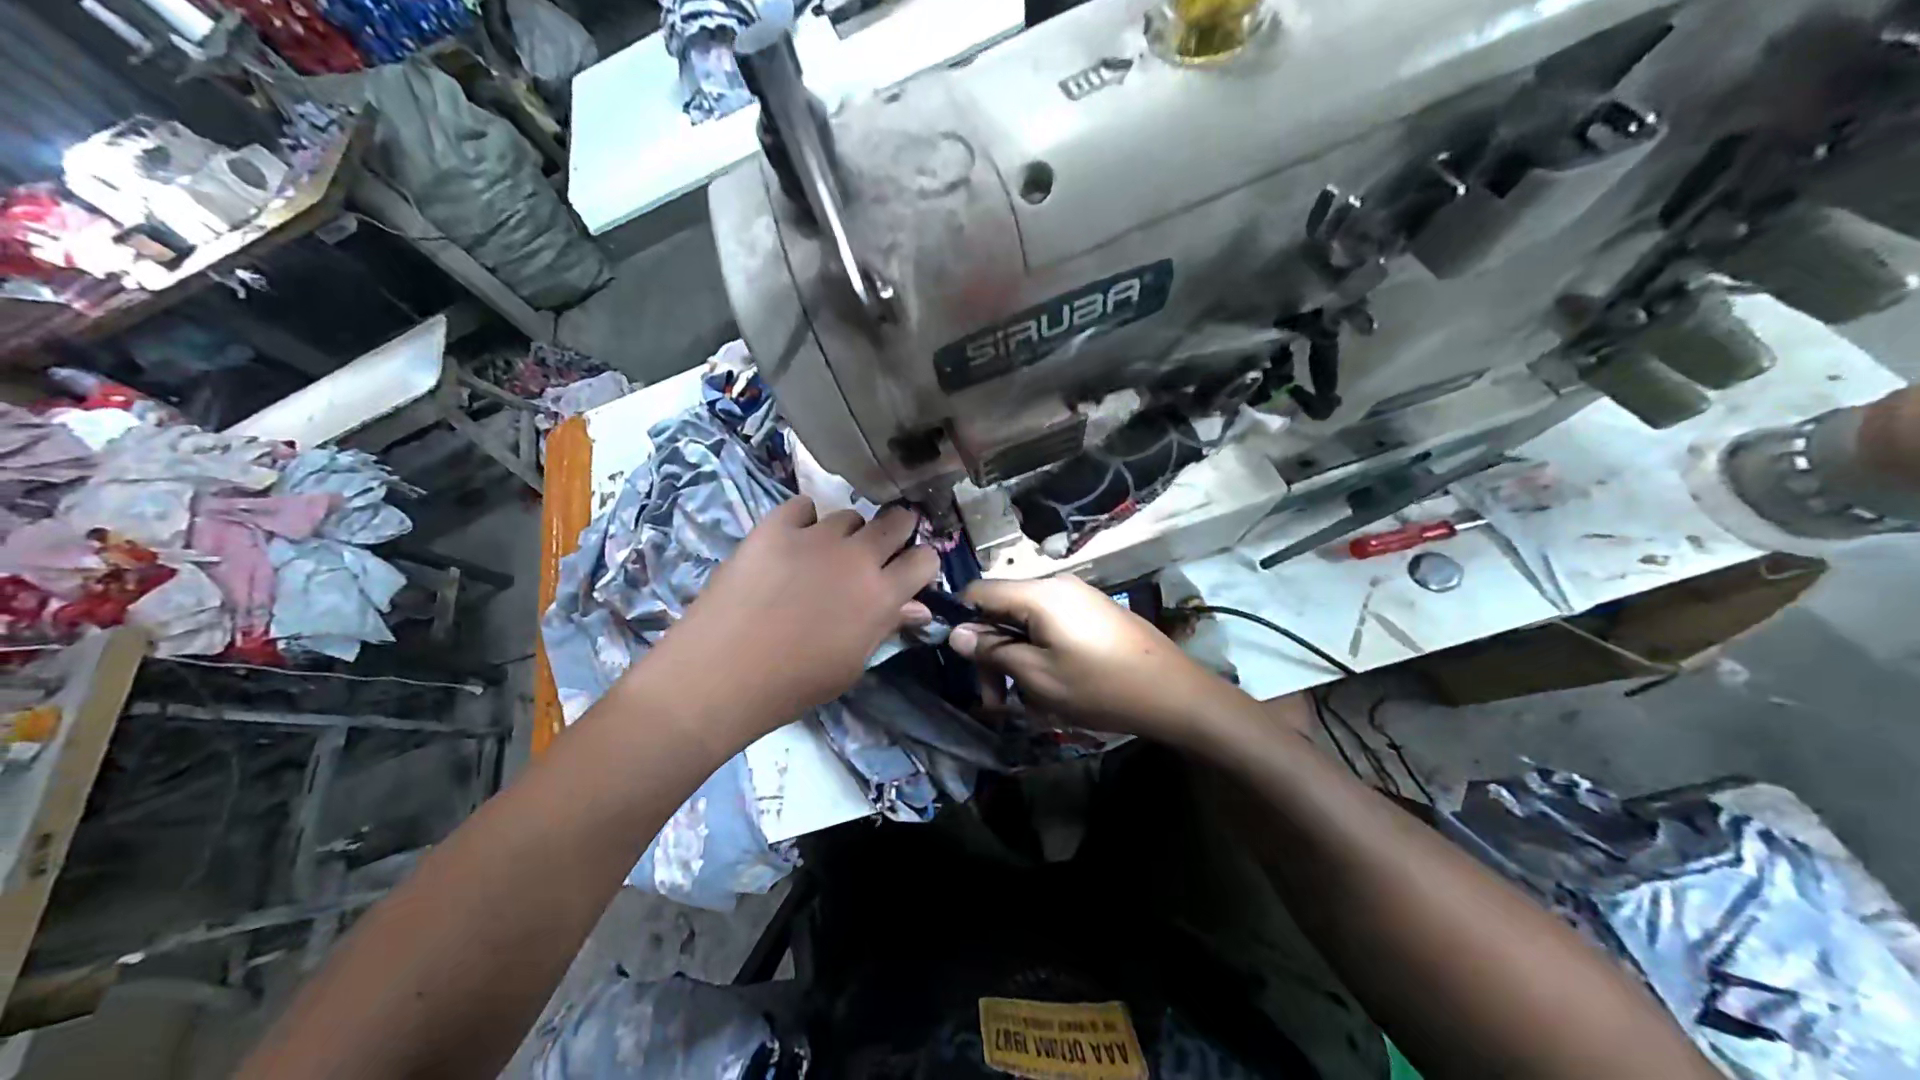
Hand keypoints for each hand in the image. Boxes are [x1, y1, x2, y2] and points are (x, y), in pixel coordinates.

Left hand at [646, 498, 938, 732]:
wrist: (721, 673)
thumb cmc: (794, 683)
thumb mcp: (852, 666)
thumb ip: (887, 629)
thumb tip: (917, 608)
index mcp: (882, 595)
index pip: (924, 560)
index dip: (922, 564)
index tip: (910, 572)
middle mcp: (857, 557)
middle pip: (896, 521)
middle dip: (898, 530)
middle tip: (881, 548)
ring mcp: (815, 536)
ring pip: (849, 515)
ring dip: (848, 532)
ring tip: (827, 553)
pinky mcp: (774, 526)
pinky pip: (803, 507)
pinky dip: (804, 520)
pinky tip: (793, 539)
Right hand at [948, 576, 1246, 746]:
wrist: (1174, 693)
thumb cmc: (1100, 686)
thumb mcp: (1038, 675)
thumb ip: (993, 650)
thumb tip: (955, 633)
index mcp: (1039, 593)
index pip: (979, 591)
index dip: (961, 622)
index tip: (964, 662)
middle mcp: (1057, 585)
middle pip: (1003, 608)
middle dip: (992, 652)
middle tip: (995, 699)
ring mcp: (1078, 598)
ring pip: (1026, 622)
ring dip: (1016, 658)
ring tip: (1026, 701)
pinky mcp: (1094, 613)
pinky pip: (1051, 626)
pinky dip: (1040, 652)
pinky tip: (1051, 687)